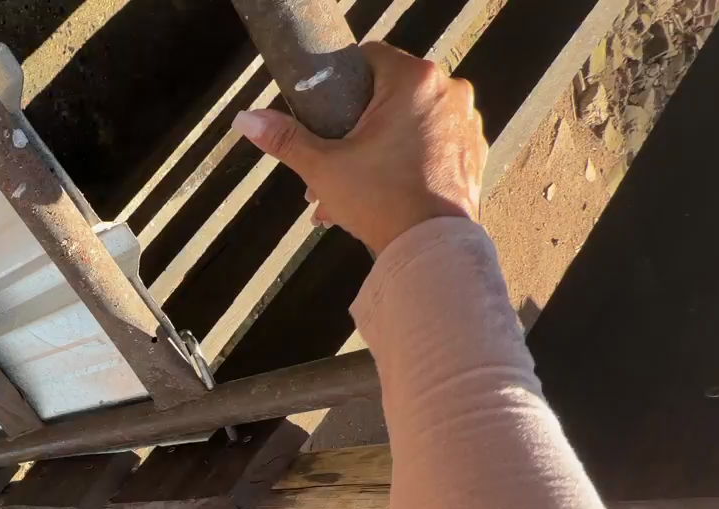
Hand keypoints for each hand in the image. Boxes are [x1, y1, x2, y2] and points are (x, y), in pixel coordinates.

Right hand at [232, 41, 486, 254]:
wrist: (428, 241)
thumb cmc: (377, 199)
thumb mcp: (321, 168)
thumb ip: (286, 139)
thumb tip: (246, 118)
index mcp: (412, 82)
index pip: (369, 57)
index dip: (340, 83)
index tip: (324, 111)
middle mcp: (448, 90)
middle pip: (386, 98)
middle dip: (352, 133)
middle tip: (328, 169)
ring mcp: (465, 120)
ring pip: (407, 126)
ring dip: (374, 153)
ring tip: (346, 194)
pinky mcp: (472, 149)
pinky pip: (429, 147)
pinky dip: (402, 165)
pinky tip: (379, 195)